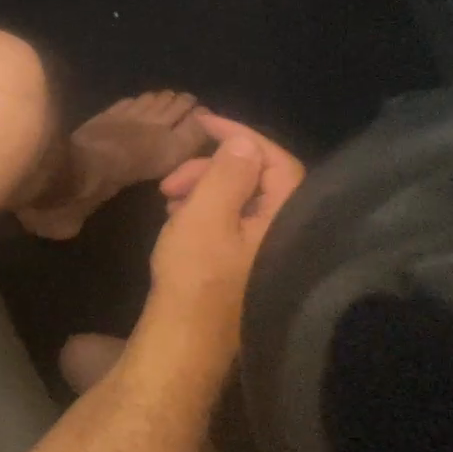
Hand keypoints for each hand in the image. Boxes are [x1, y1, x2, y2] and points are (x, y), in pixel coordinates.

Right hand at [148, 111, 304, 338]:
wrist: (187, 331)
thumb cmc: (196, 272)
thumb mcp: (203, 216)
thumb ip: (225, 176)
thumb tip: (244, 142)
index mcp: (283, 218)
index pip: (275, 161)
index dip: (240, 136)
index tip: (201, 120)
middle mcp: (285, 231)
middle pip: (256, 178)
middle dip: (210, 167)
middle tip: (169, 180)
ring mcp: (269, 248)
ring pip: (240, 197)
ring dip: (201, 187)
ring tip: (167, 200)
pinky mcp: (250, 261)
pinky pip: (233, 217)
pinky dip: (204, 208)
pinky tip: (178, 219)